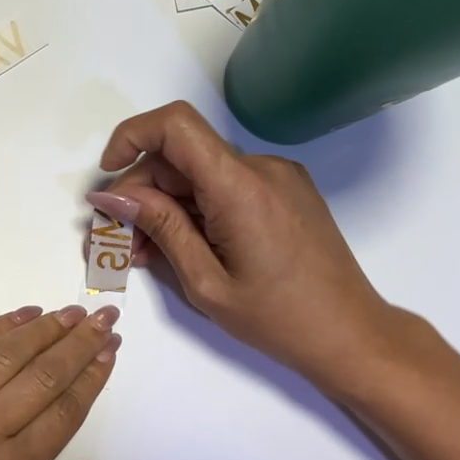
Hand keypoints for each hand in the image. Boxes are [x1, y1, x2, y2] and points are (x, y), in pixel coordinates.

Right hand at [87, 102, 402, 391]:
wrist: (351, 333)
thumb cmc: (277, 319)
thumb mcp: (205, 281)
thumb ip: (159, 227)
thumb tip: (109, 197)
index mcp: (240, 186)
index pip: (175, 125)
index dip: (131, 138)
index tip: (108, 179)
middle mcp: (261, 167)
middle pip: (181, 157)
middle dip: (140, 192)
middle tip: (116, 242)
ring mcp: (277, 177)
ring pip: (200, 174)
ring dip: (165, 206)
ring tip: (143, 254)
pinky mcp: (285, 191)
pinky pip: (225, 186)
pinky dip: (194, 209)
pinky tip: (180, 246)